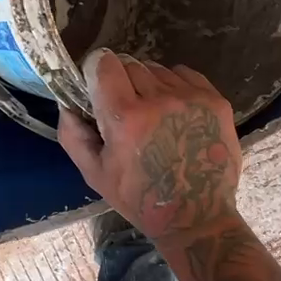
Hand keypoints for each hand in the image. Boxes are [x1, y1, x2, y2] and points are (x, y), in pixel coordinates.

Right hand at [58, 49, 243, 245]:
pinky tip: (175, 111)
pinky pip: (184, 74)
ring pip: (157, 69)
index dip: (98, 71)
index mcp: (125, 117)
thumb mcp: (95, 174)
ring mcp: (190, 98)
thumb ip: (72, 135)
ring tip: (154, 113)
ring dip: (149, 84)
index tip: (100, 86)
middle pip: (130, 64)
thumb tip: (65, 103)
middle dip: (123, 81)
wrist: (198, 218)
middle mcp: (158, 100)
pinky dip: (175, 86)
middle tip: (127, 109)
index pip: (105, 63)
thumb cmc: (141, 199)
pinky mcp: (215, 101)